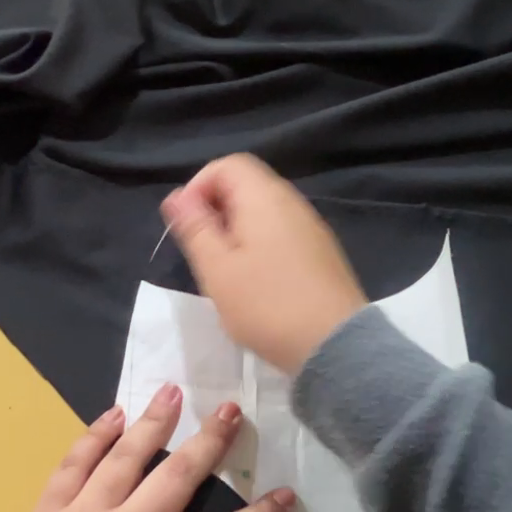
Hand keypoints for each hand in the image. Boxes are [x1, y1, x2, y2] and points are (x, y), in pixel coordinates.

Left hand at [0, 385, 295, 511]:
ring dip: (153, 422)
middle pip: (178, 477)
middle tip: (231, 409)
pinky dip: (93, 435)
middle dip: (209, 442)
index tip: (287, 493)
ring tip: (173, 391)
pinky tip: (111, 414)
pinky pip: (74, 463)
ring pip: (127, 458)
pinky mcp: (50, 509)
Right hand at [161, 154, 367, 373]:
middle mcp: (291, 202)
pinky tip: (255, 282)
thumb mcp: (217, 269)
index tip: (187, 224)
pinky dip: (259, 244)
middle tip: (203, 251)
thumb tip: (176, 195)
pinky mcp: (321, 252)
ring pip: (263, 211)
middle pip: (246, 185)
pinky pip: (281, 232)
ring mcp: (311, 227)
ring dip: (236, 231)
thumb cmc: (267, 305)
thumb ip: (195, 227)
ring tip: (225, 271)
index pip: (227, 165)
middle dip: (215, 210)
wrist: (335, 347)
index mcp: (264, 198)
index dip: (199, 186)